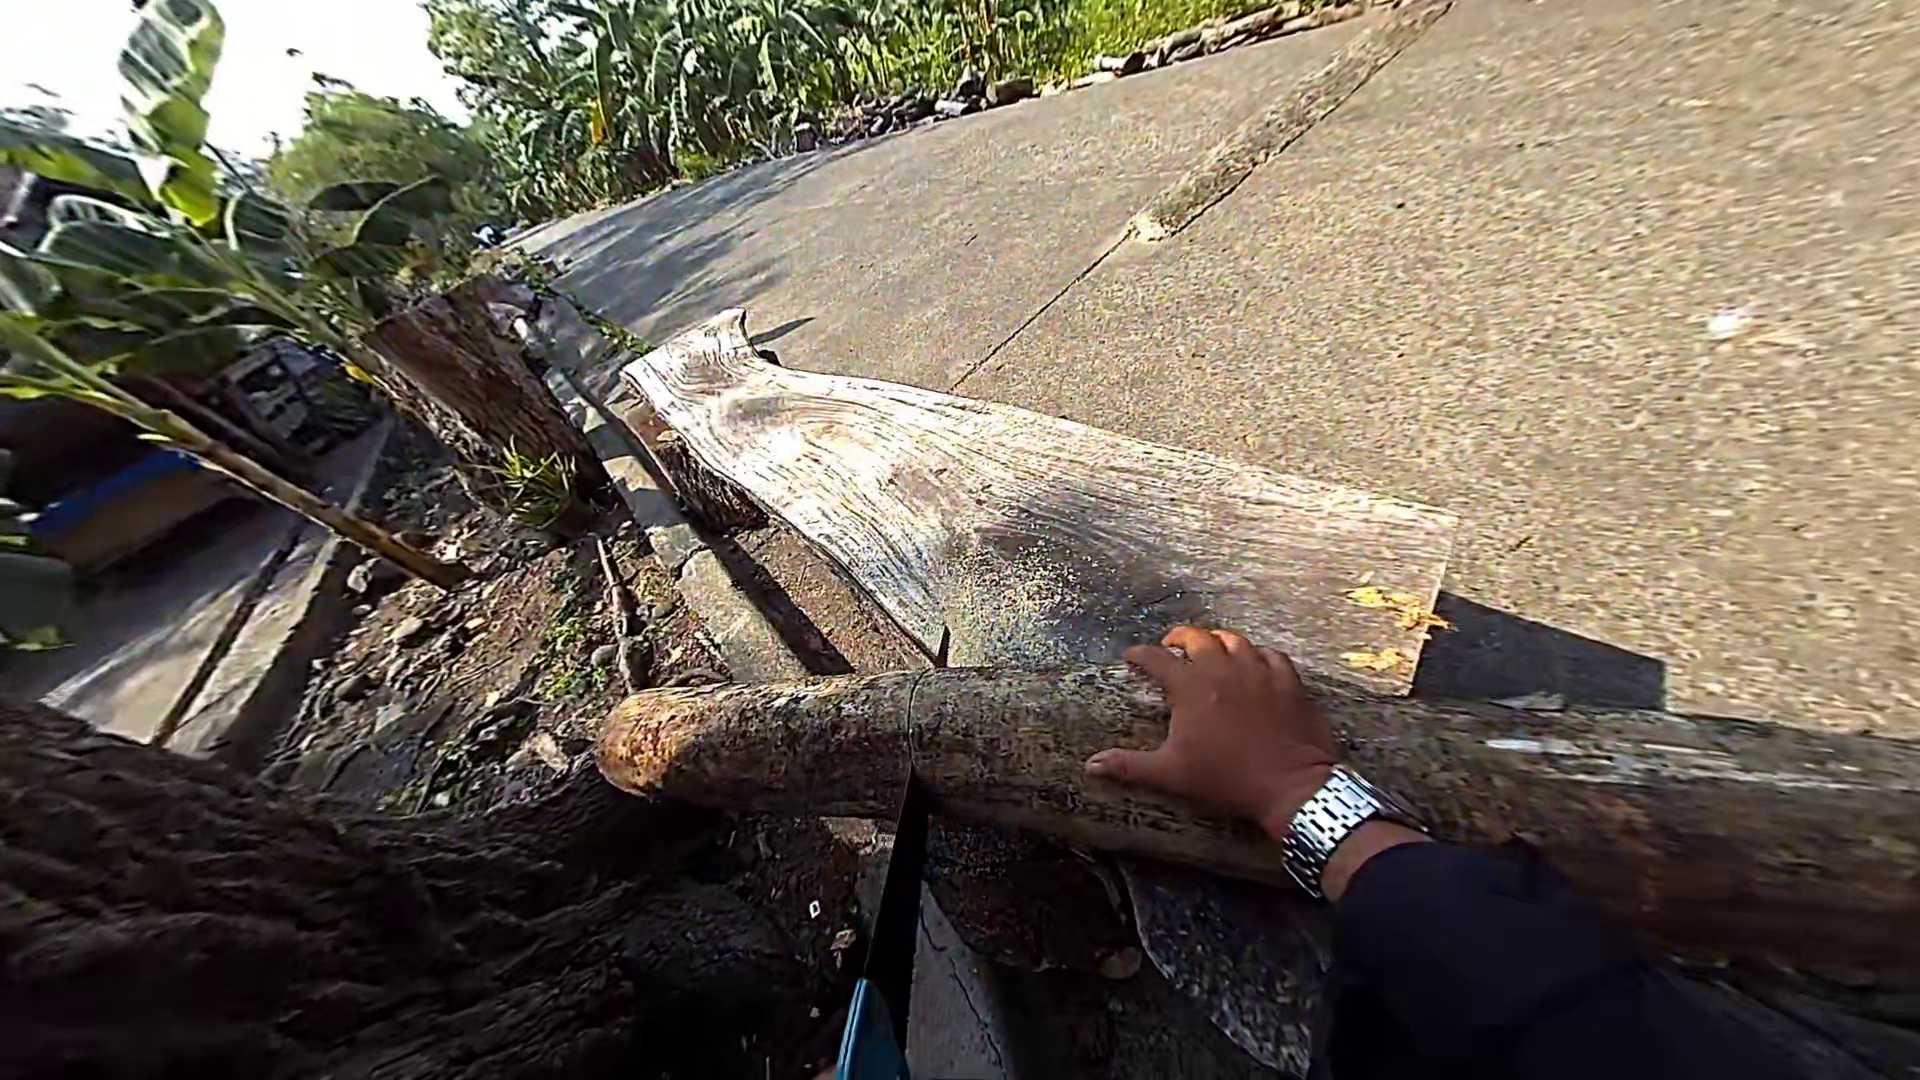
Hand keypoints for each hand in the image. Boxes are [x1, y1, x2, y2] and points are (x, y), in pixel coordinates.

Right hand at [1085, 626, 1339, 839]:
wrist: (1292, 788)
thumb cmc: (1226, 779)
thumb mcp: (1171, 774)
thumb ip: (1129, 766)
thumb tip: (1090, 766)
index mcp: (1190, 687)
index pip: (1156, 658)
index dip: (1139, 654)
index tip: (1131, 656)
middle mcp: (1221, 669)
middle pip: (1196, 637)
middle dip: (1178, 638)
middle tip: (1171, 645)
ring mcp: (1257, 671)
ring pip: (1233, 639)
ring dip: (1217, 640)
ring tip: (1210, 648)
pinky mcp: (1287, 681)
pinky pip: (1270, 654)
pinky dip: (1257, 654)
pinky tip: (1253, 663)